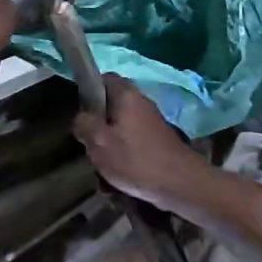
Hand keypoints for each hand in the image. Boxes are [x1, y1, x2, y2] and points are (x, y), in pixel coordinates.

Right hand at [75, 75, 210, 208]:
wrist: (180, 182)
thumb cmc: (135, 160)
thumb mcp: (99, 143)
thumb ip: (84, 124)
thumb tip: (81, 117)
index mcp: (127, 95)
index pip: (103, 79)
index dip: (88, 93)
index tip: (81, 115)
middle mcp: (140, 102)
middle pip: (109, 107)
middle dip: (97, 129)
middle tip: (90, 147)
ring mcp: (150, 121)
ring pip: (119, 130)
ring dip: (108, 149)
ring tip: (103, 172)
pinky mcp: (156, 140)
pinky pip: (131, 144)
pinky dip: (122, 159)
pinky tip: (118, 182)